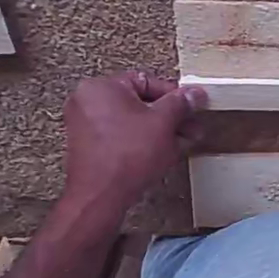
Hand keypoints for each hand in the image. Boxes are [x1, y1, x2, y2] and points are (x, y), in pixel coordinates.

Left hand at [63, 72, 207, 217]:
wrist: (101, 196)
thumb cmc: (125, 158)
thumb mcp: (163, 123)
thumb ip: (180, 104)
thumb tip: (192, 95)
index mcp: (102, 87)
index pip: (146, 81)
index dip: (174, 95)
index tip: (191, 104)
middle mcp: (88, 103)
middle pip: (139, 103)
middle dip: (169, 117)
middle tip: (189, 126)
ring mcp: (86, 127)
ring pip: (132, 123)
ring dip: (159, 132)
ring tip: (180, 143)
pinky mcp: (89, 149)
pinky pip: (121, 138)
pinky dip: (141, 144)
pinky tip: (162, 154)